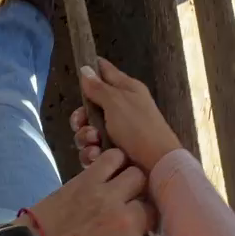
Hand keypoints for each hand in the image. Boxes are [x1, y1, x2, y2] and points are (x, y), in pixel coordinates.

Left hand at [21, 148, 169, 235]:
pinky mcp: (87, 179)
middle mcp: (129, 223)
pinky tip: (114, 174)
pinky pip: (112, 157)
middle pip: (153, 209)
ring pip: (139, 177)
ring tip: (126, 198)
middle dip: (146, 219)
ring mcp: (108, 197)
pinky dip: (117, 161)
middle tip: (134, 226)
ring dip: (135, 187)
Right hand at [73, 59, 183, 174]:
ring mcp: (118, 132)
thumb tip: (85, 69)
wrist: (158, 167)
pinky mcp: (114, 153)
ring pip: (89, 130)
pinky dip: (92, 153)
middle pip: (90, 106)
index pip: (105, 71)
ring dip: (86, 137)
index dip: (90, 70)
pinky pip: (94, 150)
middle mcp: (121, 108)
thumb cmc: (138, 128)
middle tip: (81, 124)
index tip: (76, 73)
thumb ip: (98, 87)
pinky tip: (96, 157)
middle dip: (82, 117)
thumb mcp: (116, 102)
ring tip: (94, 143)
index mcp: (126, 89)